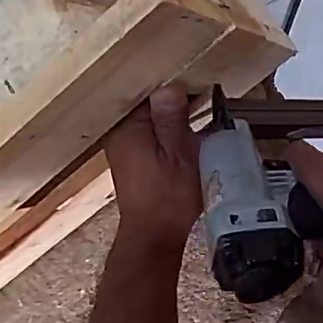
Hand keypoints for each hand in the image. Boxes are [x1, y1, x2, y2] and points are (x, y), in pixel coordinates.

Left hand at [105, 85, 200, 250]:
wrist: (155, 236)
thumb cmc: (169, 198)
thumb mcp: (179, 153)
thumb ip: (172, 120)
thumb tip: (170, 87)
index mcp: (128, 129)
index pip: (149, 94)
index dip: (176, 91)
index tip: (199, 92)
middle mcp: (120, 135)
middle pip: (148, 107)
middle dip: (174, 104)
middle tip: (202, 103)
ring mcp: (125, 149)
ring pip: (150, 122)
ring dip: (172, 120)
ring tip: (197, 118)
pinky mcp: (133, 162)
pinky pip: (151, 137)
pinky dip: (167, 135)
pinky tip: (184, 138)